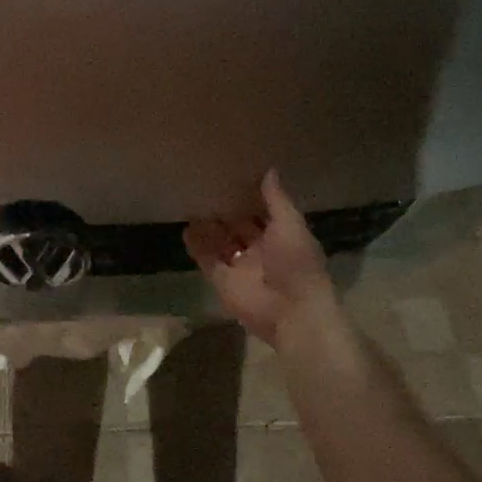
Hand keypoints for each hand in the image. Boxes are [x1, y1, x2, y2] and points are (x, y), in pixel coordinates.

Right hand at [185, 170, 338, 345]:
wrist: (291, 312)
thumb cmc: (296, 263)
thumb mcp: (290, 225)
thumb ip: (277, 200)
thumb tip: (268, 169)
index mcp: (282, 237)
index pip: (264, 213)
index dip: (251, 198)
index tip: (234, 176)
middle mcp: (261, 251)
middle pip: (239, 227)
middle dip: (226, 210)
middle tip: (206, 185)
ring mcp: (241, 267)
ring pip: (221, 243)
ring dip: (209, 227)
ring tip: (191, 202)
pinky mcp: (223, 281)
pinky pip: (207, 260)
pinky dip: (197, 246)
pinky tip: (186, 228)